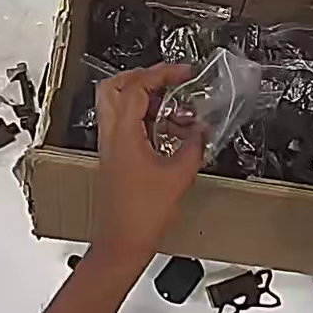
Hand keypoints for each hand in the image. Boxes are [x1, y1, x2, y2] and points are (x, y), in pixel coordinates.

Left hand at [94, 63, 204, 262]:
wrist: (123, 241)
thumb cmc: (141, 215)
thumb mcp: (179, 175)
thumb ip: (193, 147)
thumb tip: (202, 132)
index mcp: (123, 134)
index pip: (136, 87)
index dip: (161, 73)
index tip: (182, 72)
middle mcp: (111, 136)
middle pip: (116, 87)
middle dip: (144, 77)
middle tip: (169, 80)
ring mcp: (111, 146)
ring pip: (118, 105)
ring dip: (145, 99)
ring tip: (174, 107)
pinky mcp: (116, 158)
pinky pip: (126, 125)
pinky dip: (145, 118)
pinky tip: (168, 131)